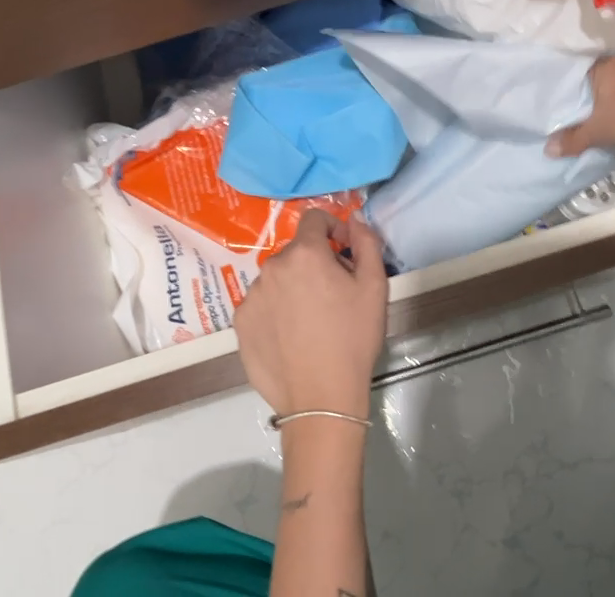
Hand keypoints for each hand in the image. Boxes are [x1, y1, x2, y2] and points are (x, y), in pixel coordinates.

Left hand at [236, 210, 388, 420]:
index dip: (332, 227)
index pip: (314, 218)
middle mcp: (271, 267)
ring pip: (277, 279)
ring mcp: (251, 295)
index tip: (344, 250)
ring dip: (292, 287)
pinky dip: (275, 311)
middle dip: (315, 263)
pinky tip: (291, 337)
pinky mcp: (240, 322)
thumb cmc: (353, 339)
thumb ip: (366, 244)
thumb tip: (356, 219)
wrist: (321, 397)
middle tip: (334, 295)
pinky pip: (260, 304)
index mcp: (304, 254)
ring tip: (311, 321)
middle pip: (296, 252)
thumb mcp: (375, 288)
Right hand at [546, 57, 614, 156]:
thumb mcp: (596, 132)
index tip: (566, 94)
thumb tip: (548, 150)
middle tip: (583, 106)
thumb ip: (572, 139)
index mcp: (603, 66)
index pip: (580, 69)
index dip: (573, 82)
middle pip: (601, 76)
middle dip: (594, 90)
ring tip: (604, 111)